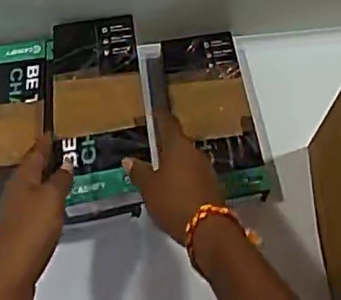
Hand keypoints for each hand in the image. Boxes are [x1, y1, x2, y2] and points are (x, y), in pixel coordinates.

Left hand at [0, 140, 70, 299]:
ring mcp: (14, 211)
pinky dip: (44, 201)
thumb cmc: (29, 232)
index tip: (52, 129)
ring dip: (46, 180)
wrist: (10, 274)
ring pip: (33, 187)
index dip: (46, 139)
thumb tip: (66, 165)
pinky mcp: (17, 230)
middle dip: (46, 159)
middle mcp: (16, 191)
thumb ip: (61, 179)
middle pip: (33, 169)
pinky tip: (53, 205)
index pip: (37, 150)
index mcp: (23, 177)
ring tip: (62, 174)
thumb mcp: (52, 198)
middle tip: (61, 149)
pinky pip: (33, 206)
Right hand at [124, 112, 224, 246]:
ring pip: (187, 159)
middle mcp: (194, 151)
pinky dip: (184, 178)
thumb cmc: (174, 202)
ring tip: (161, 174)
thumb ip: (139, 172)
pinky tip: (176, 190)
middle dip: (166, 146)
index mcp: (178, 145)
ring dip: (175, 164)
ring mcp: (205, 167)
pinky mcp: (211, 184)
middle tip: (153, 150)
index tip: (154, 112)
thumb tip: (128, 159)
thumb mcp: (150, 189)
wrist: (208, 228)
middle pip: (178, 142)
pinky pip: (194, 175)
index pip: (168, 123)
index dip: (160, 117)